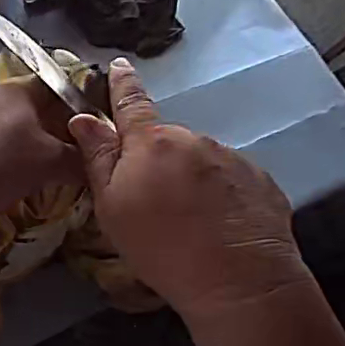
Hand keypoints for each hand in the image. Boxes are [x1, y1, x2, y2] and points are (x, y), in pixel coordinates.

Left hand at [0, 78, 82, 228]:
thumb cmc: (1, 167)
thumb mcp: (51, 164)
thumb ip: (80, 159)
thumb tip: (97, 161)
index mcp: (16, 88)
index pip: (58, 85)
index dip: (80, 106)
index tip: (93, 128)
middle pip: (34, 107)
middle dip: (55, 128)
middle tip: (74, 153)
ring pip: (12, 125)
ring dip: (31, 143)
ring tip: (46, 168)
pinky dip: (7, 153)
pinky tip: (13, 175)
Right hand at [67, 60, 307, 316]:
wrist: (237, 280)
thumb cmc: (160, 246)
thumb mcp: (112, 207)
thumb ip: (98, 159)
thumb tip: (84, 119)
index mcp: (151, 143)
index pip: (131, 102)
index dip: (122, 83)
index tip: (119, 65)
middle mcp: (193, 139)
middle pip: (166, 141)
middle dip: (156, 161)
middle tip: (151, 203)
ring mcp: (231, 158)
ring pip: (199, 161)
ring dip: (189, 181)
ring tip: (188, 223)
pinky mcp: (260, 180)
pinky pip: (229, 180)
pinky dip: (219, 196)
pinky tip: (217, 227)